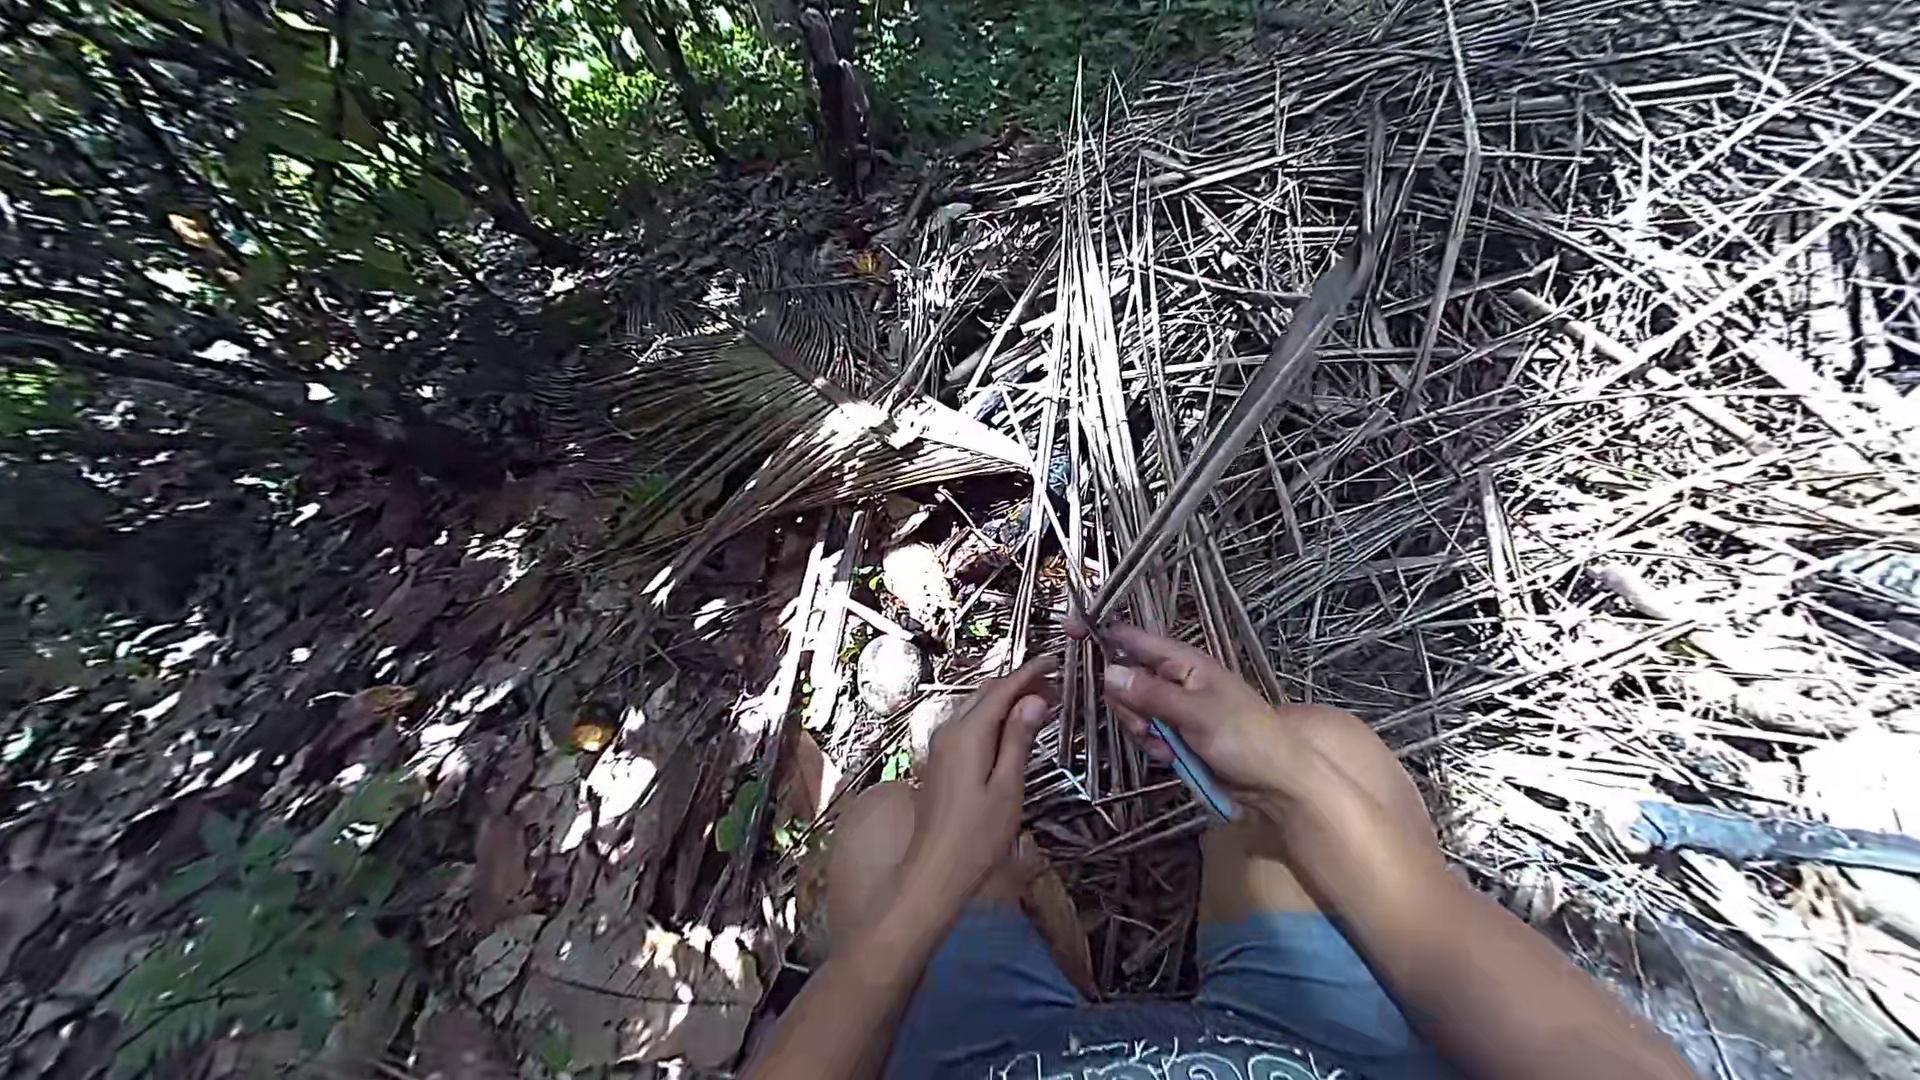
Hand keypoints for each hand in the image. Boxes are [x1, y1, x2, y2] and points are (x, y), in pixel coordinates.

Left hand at [903, 654, 1056, 900]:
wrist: (935, 873)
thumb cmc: (977, 837)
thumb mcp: (1008, 787)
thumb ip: (1019, 739)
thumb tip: (1034, 700)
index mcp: (968, 734)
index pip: (1002, 690)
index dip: (1028, 673)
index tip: (1052, 663)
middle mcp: (949, 730)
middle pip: (986, 693)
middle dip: (1018, 684)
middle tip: (1051, 686)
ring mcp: (941, 744)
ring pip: (975, 706)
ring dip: (1004, 699)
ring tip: (1036, 704)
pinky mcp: (940, 758)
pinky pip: (968, 722)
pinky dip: (991, 716)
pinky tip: (1008, 729)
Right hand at [1067, 620, 1325, 802]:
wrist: (1277, 785)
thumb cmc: (1246, 738)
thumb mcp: (1196, 713)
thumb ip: (1150, 693)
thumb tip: (1108, 673)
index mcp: (1183, 661)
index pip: (1133, 638)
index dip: (1102, 633)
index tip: (1070, 630)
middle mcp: (1174, 679)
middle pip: (1124, 679)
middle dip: (1128, 705)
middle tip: (1148, 726)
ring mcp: (1173, 707)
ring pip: (1132, 709)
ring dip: (1142, 729)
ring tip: (1168, 746)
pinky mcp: (1175, 732)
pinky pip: (1145, 732)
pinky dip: (1152, 745)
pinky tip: (1173, 756)